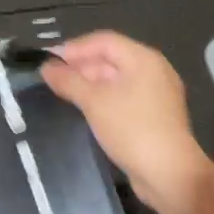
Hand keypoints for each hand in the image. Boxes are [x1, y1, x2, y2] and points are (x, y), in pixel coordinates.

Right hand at [41, 31, 210, 211]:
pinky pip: (124, 98)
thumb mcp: (94, 102)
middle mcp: (153, 71)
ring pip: (117, 80)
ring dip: (89, 84)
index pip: (104, 41)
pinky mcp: (154, 116)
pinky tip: (86, 112)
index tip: (48, 62)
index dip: (74, 48)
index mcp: (143, 59)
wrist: (167, 172)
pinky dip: (103, 100)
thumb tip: (46, 68)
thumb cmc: (131, 129)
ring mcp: (156, 94)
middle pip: (111, 59)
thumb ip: (69, 81)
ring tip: (63, 95)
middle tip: (51, 81)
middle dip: (80, 67)